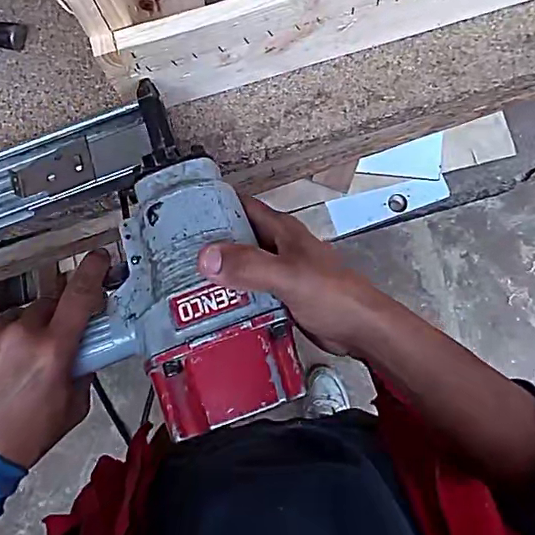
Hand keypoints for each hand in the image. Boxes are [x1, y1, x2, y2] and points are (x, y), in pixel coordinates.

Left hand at [0, 249, 110, 467]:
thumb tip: (85, 353)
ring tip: (6, 373)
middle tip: (47, 349)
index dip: (94, 270)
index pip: (81, 294)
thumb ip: (82, 373)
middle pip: (47, 306)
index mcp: (52, 350)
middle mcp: (18, 334)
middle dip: (52, 322)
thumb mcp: (68, 411)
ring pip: (13, 320)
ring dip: (17, 336)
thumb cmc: (12, 445)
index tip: (99, 258)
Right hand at [196, 195, 404, 358]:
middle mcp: (279, 248)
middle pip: (237, 238)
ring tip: (184, 284)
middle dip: (208, 243)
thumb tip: (207, 257)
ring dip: (218, 274)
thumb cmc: (335, 294)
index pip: (242, 206)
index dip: (215, 203)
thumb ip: (250, 266)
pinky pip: (250, 293)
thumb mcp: (288, 276)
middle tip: (173, 254)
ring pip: (241, 267)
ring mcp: (280, 273)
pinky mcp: (281, 297)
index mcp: (282, 231)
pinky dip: (232, 298)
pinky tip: (213, 310)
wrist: (361, 330)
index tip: (182, 210)